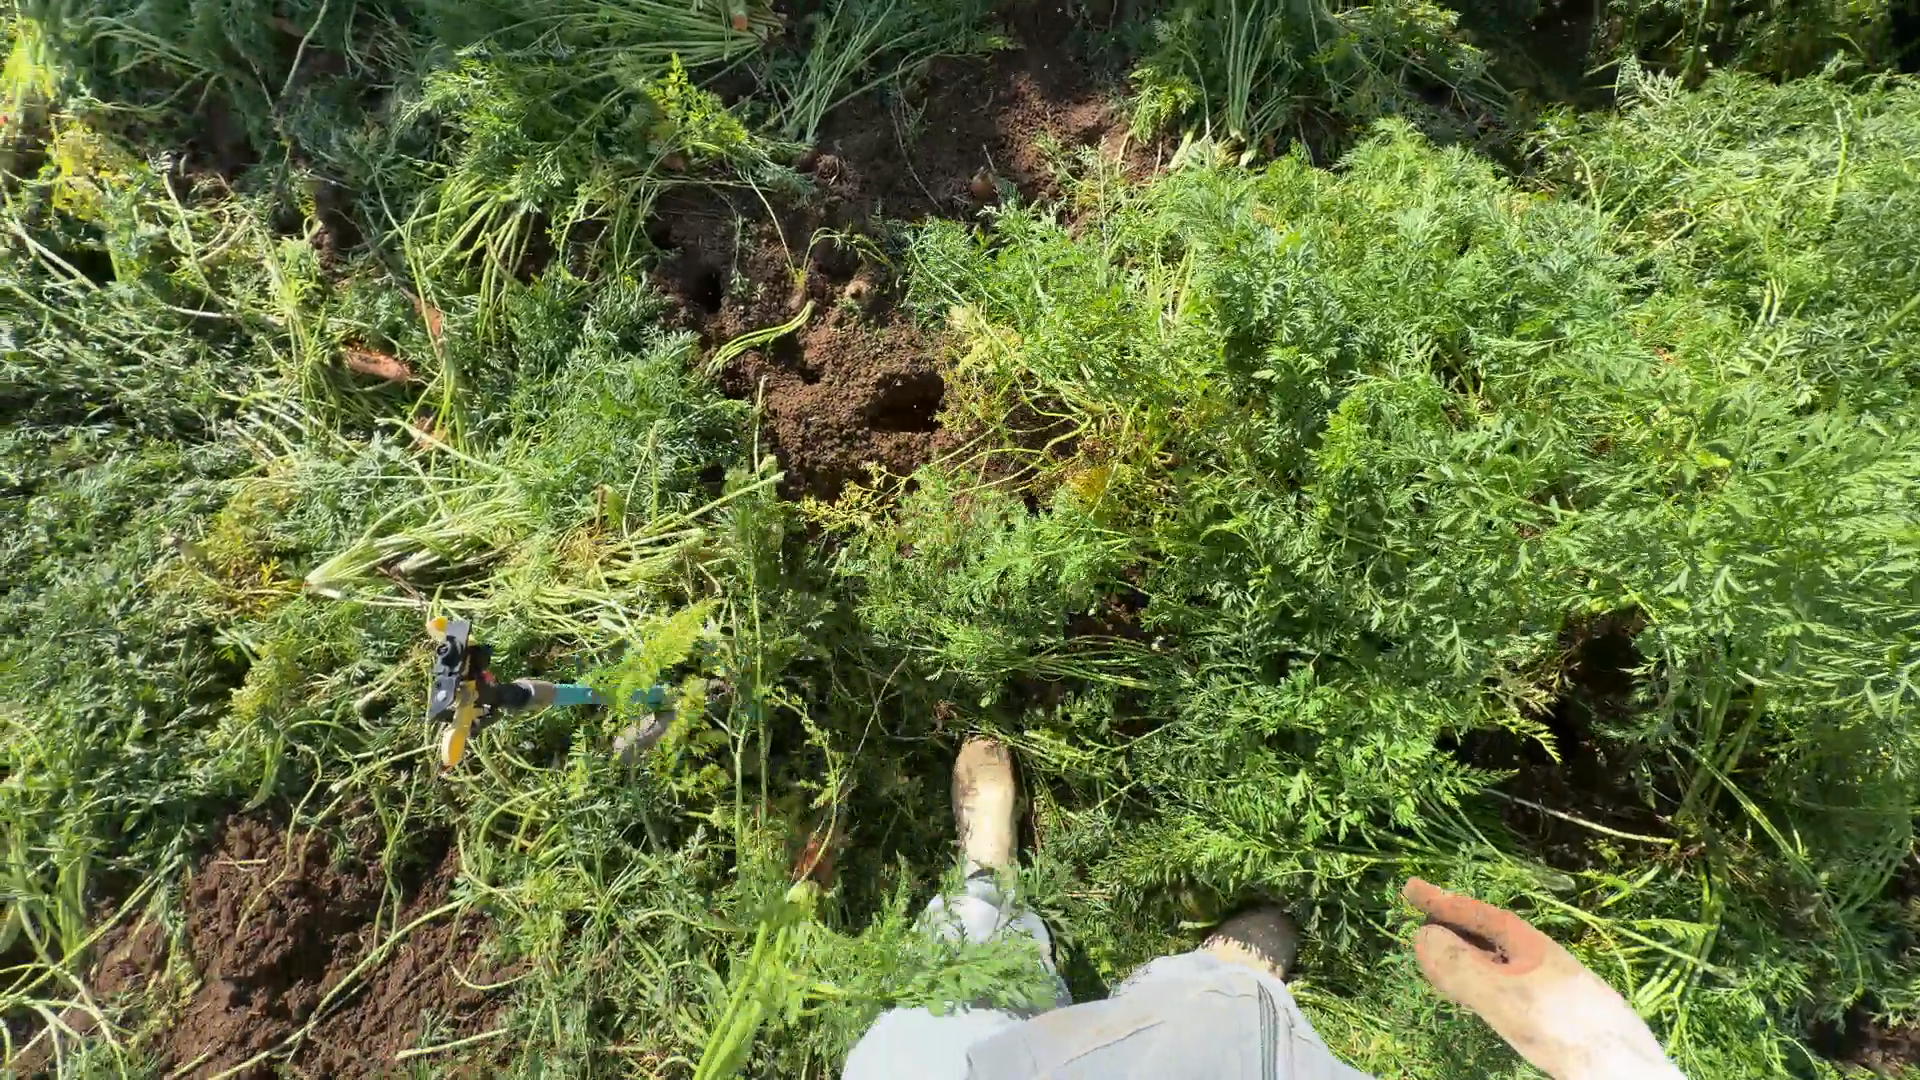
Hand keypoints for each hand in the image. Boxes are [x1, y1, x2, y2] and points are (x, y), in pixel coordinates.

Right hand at [1402, 878, 1682, 1079]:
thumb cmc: (1569, 1033)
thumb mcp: (1507, 998)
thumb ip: (1460, 966)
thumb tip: (1421, 936)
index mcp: (1533, 946)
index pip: (1479, 913)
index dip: (1442, 900)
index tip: (1409, 889)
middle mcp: (1543, 962)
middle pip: (1487, 936)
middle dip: (1451, 929)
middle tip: (1419, 929)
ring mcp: (1554, 991)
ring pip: (1498, 964)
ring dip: (1466, 959)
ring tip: (1441, 968)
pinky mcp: (1559, 1021)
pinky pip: (1508, 988)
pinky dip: (1481, 985)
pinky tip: (1478, 1001)